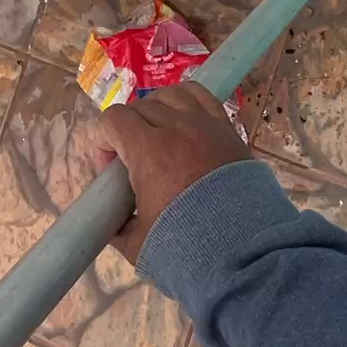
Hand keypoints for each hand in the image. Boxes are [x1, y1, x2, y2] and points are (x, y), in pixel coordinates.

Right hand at [78, 81, 251, 261]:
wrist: (243, 250)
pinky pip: (203, 96)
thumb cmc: (187, 247)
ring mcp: (205, 125)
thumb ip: (119, 227)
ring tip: (158, 135)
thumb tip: (112, 222)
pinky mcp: (227, 129)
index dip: (104, 141)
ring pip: (171, 95)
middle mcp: (176, 128)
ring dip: (157, 109)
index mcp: (148, 151)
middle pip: (140, 107)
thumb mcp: (138, 243)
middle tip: (133, 161)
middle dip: (127, 130)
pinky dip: (187, 99)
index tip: (111, 169)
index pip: (113, 119)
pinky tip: (184, 117)